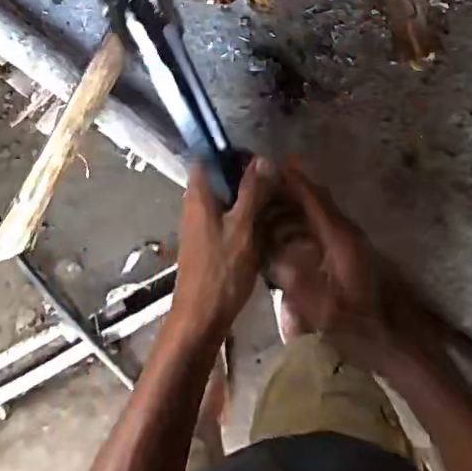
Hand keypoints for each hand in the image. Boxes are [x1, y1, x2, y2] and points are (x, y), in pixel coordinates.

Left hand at [168, 158, 272, 344]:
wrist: (201, 317)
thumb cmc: (221, 270)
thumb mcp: (243, 227)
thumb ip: (252, 192)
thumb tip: (263, 159)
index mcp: (198, 193)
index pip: (209, 156)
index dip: (232, 152)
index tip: (260, 159)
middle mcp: (194, 202)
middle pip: (219, 176)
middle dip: (246, 175)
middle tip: (276, 181)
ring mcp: (199, 222)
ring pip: (225, 198)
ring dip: (248, 197)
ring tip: (277, 201)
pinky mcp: (208, 240)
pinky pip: (227, 216)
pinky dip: (245, 216)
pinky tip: (266, 225)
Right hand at [267, 159, 416, 372]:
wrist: (396, 344)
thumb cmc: (360, 327)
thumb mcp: (322, 311)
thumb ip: (295, 282)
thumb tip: (271, 257)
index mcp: (340, 240)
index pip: (314, 200)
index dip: (295, 180)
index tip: (275, 163)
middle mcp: (348, 233)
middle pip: (320, 199)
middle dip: (295, 185)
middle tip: (269, 176)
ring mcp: (353, 243)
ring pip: (324, 211)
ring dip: (301, 201)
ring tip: (275, 198)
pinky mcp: (353, 254)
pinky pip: (327, 224)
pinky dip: (308, 217)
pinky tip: (293, 228)